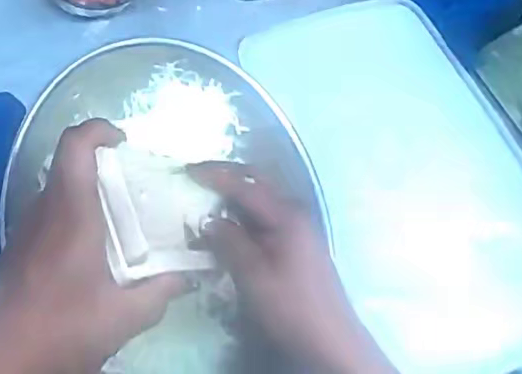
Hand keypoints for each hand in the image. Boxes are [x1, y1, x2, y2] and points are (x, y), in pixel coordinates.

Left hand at [0, 119, 188, 373]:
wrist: (0, 351)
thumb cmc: (62, 323)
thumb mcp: (121, 316)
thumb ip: (157, 293)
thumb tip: (186, 276)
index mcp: (71, 207)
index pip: (75, 143)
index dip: (98, 129)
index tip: (123, 141)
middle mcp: (46, 204)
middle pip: (68, 162)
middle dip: (100, 164)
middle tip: (132, 185)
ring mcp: (28, 222)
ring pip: (58, 188)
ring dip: (85, 191)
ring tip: (117, 219)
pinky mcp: (19, 242)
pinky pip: (49, 211)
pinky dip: (71, 214)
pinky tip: (89, 249)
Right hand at [191, 162, 394, 373]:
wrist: (335, 350)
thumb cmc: (293, 309)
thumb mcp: (254, 276)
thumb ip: (228, 241)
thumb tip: (208, 219)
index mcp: (286, 214)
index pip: (244, 184)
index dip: (213, 175)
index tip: (186, 170)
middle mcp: (294, 213)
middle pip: (256, 182)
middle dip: (226, 176)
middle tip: (198, 176)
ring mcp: (299, 229)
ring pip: (261, 200)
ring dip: (235, 195)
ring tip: (209, 199)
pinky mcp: (298, 245)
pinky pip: (265, 216)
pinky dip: (244, 213)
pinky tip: (230, 225)